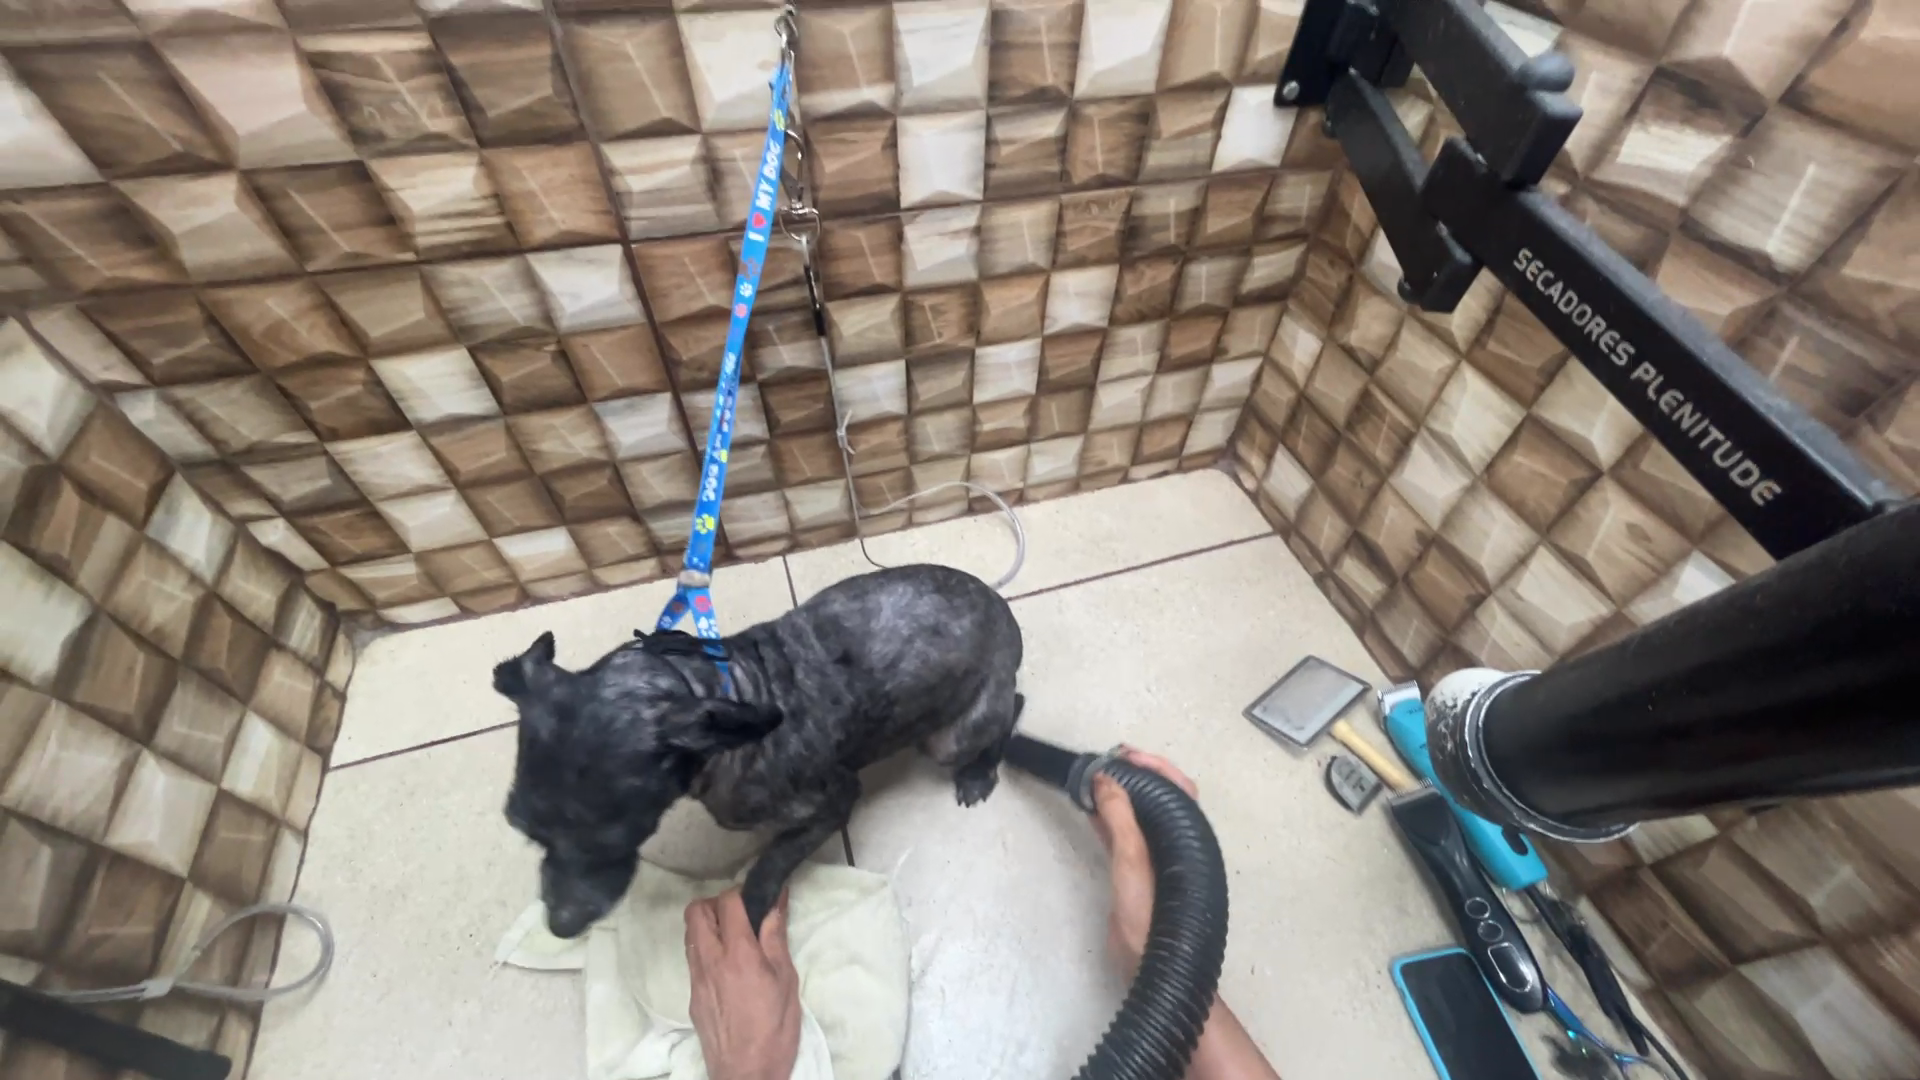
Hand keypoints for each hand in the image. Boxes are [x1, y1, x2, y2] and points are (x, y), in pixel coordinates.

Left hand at [685, 888, 801, 1079]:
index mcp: (738, 954)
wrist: (747, 1077)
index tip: (759, 896)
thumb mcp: (786, 979)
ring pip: (690, 934)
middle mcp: (710, 961)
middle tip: (740, 913)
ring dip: (708, 925)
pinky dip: (707, 949)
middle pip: (696, 912)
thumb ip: (776, 937)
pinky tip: (728, 964)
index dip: (743, 891)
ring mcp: (697, 980)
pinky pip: (694, 958)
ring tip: (734, 936)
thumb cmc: (775, 1027)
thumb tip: (775, 901)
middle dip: (716, 903)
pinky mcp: (693, 997)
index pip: (727, 902)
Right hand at [1090, 747, 1198, 978]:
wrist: (1152, 969)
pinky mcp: (1137, 871)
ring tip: (1093, 777)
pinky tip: (1088, 806)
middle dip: (1135, 775)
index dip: (1153, 766)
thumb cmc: (1149, 915)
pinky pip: (1123, 832)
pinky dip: (1108, 815)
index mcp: (1186, 836)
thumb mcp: (1133, 862)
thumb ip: (1121, 819)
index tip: (1121, 753)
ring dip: (1120, 793)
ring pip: (1141, 813)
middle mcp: (1175, 842)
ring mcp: (1156, 857)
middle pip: (1160, 797)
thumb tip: (1105, 778)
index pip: (1177, 787)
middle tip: (1105, 761)